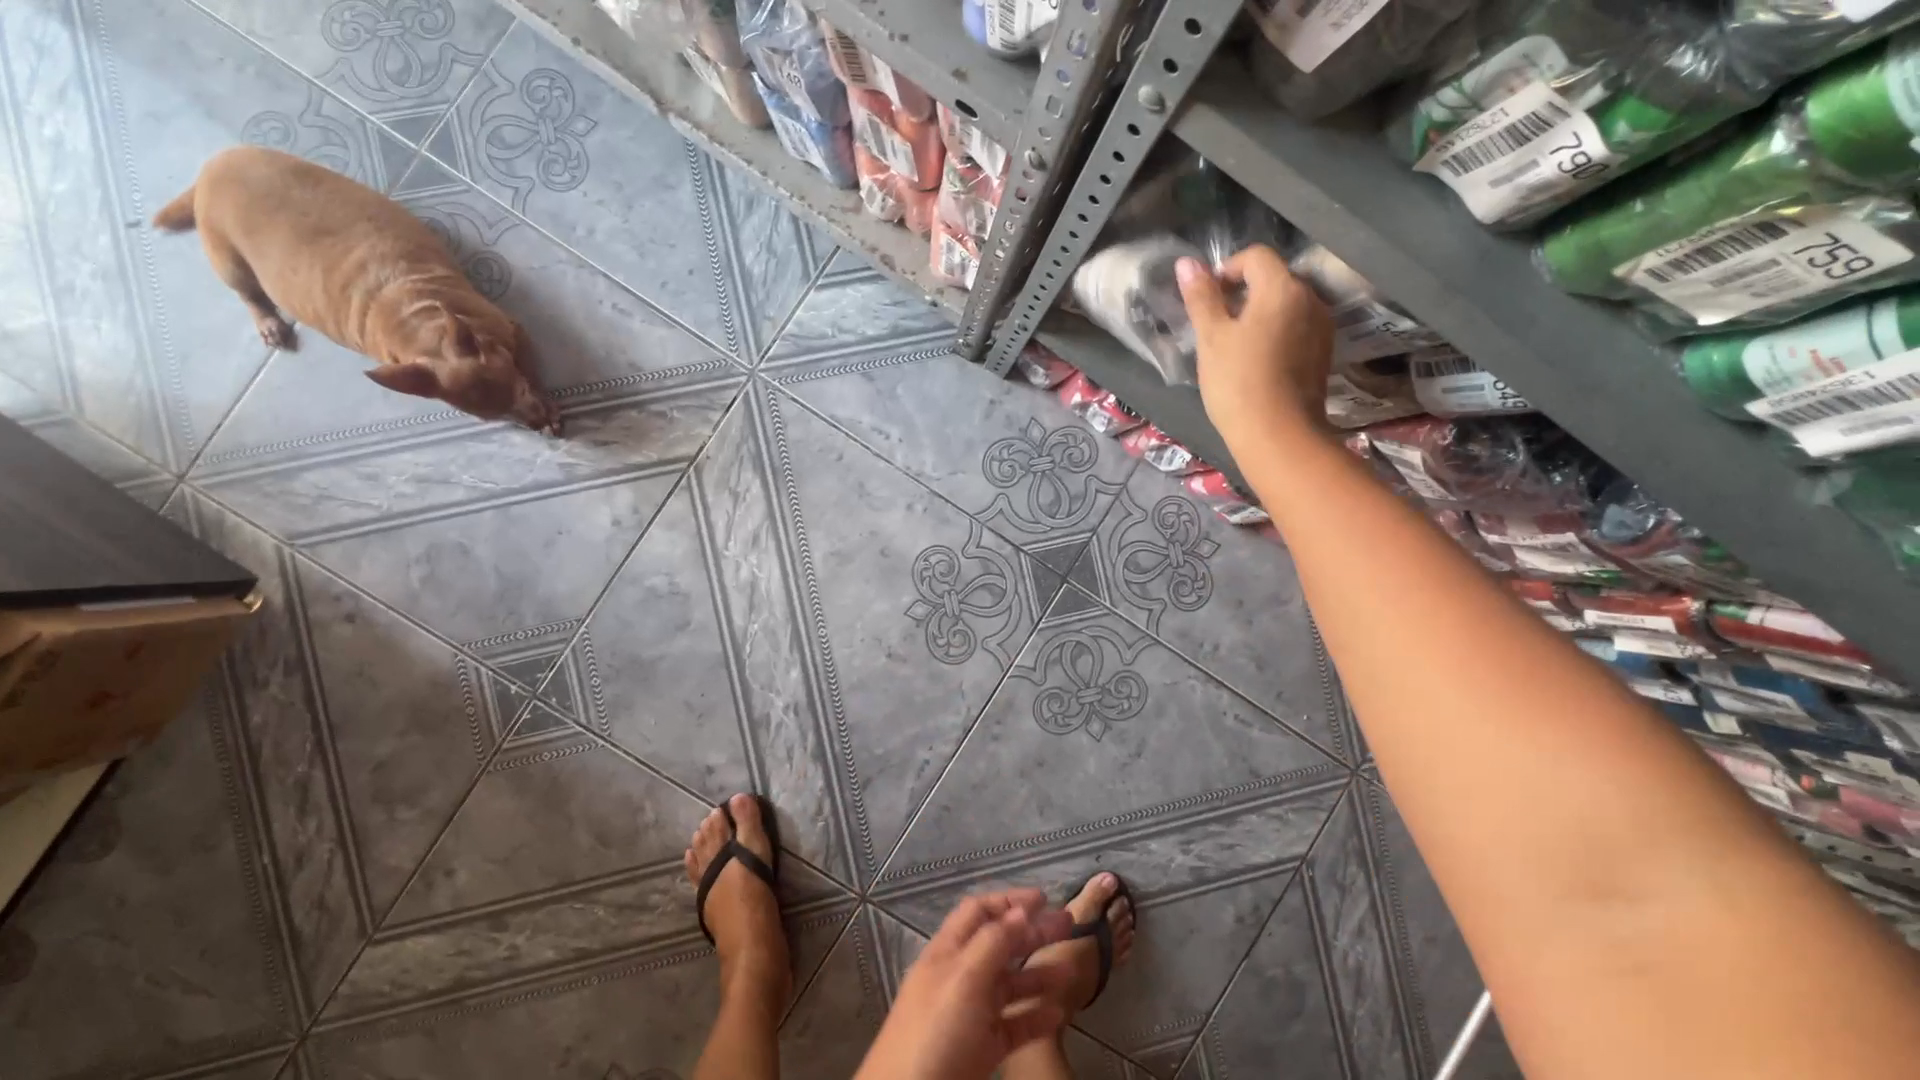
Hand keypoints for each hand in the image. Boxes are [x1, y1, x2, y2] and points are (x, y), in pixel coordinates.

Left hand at [853, 889, 1075, 1079]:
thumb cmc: (935, 1031)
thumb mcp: (963, 979)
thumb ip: (992, 943)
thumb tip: (1021, 911)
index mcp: (947, 953)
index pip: (978, 912)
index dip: (1009, 901)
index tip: (1045, 899)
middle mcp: (959, 977)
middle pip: (999, 945)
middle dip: (1032, 933)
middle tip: (1069, 926)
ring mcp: (970, 1014)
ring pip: (1009, 986)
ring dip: (1039, 975)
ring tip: (1071, 973)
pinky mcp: (982, 1048)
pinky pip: (1013, 1026)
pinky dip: (1035, 1018)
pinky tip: (1059, 1014)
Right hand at [1176, 246, 1333, 450]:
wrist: (1278, 436)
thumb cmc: (1238, 382)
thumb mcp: (1211, 338)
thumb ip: (1201, 297)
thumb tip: (1187, 263)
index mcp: (1282, 288)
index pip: (1255, 257)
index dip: (1227, 270)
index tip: (1207, 299)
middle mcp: (1310, 299)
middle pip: (1274, 279)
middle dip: (1243, 292)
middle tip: (1216, 324)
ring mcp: (1321, 327)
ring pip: (1285, 305)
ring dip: (1259, 314)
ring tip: (1235, 345)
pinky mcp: (1323, 353)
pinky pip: (1296, 328)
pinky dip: (1275, 333)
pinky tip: (1257, 361)